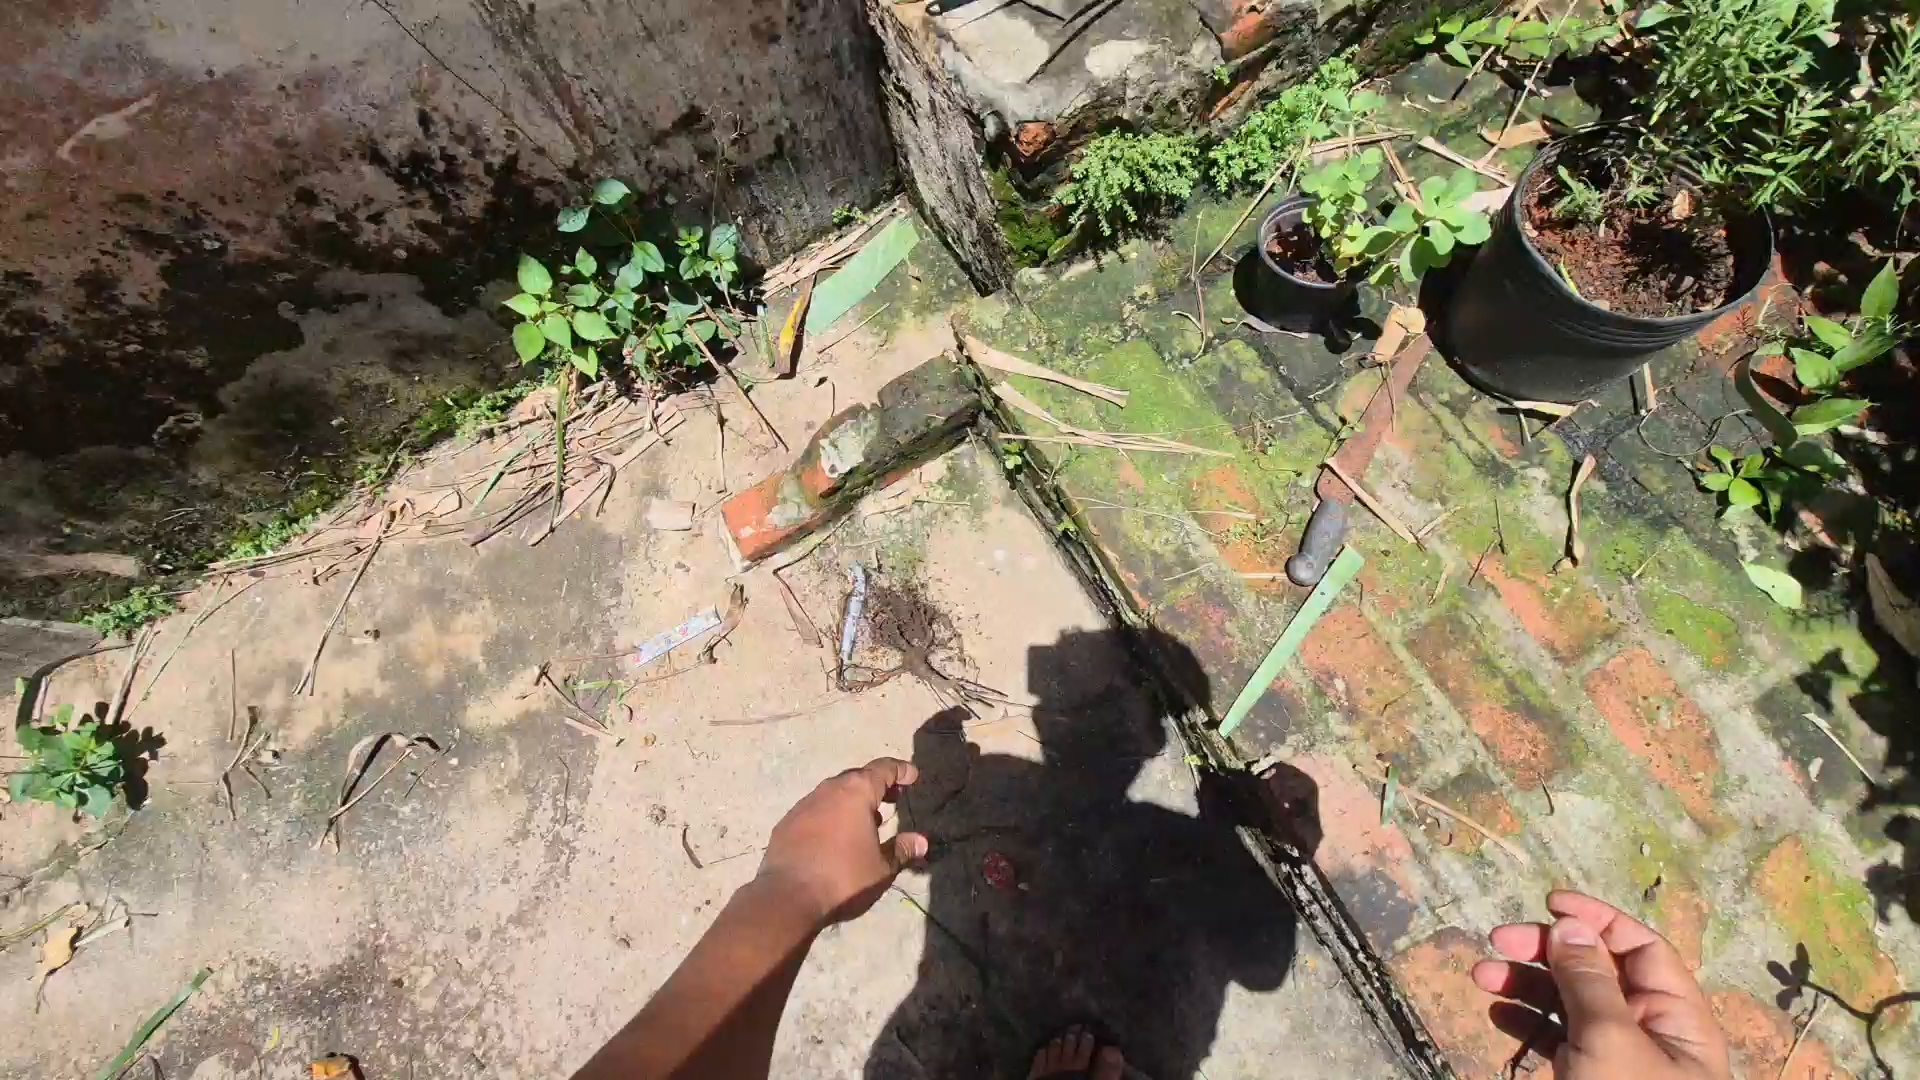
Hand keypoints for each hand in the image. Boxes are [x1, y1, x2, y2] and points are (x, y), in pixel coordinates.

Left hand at [755, 757, 928, 925]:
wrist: (787, 897)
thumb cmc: (843, 878)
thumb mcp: (881, 868)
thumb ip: (902, 850)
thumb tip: (922, 842)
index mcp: (856, 792)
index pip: (884, 769)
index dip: (901, 770)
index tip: (912, 776)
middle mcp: (830, 789)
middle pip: (858, 778)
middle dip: (878, 786)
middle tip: (894, 798)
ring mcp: (805, 804)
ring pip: (835, 793)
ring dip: (853, 801)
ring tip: (868, 820)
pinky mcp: (787, 822)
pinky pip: (816, 810)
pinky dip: (831, 815)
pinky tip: (835, 837)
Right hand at [1472, 891, 1730, 1079]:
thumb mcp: (1610, 1040)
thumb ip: (1588, 979)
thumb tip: (1571, 923)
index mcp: (1677, 1022)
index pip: (1643, 950)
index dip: (1599, 919)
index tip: (1547, 901)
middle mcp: (1649, 1032)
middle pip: (1594, 967)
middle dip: (1544, 949)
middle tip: (1498, 939)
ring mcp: (1615, 1056)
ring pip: (1565, 997)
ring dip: (1521, 980)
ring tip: (1482, 977)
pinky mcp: (1585, 1076)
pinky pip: (1552, 1032)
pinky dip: (1522, 1017)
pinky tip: (1497, 1015)